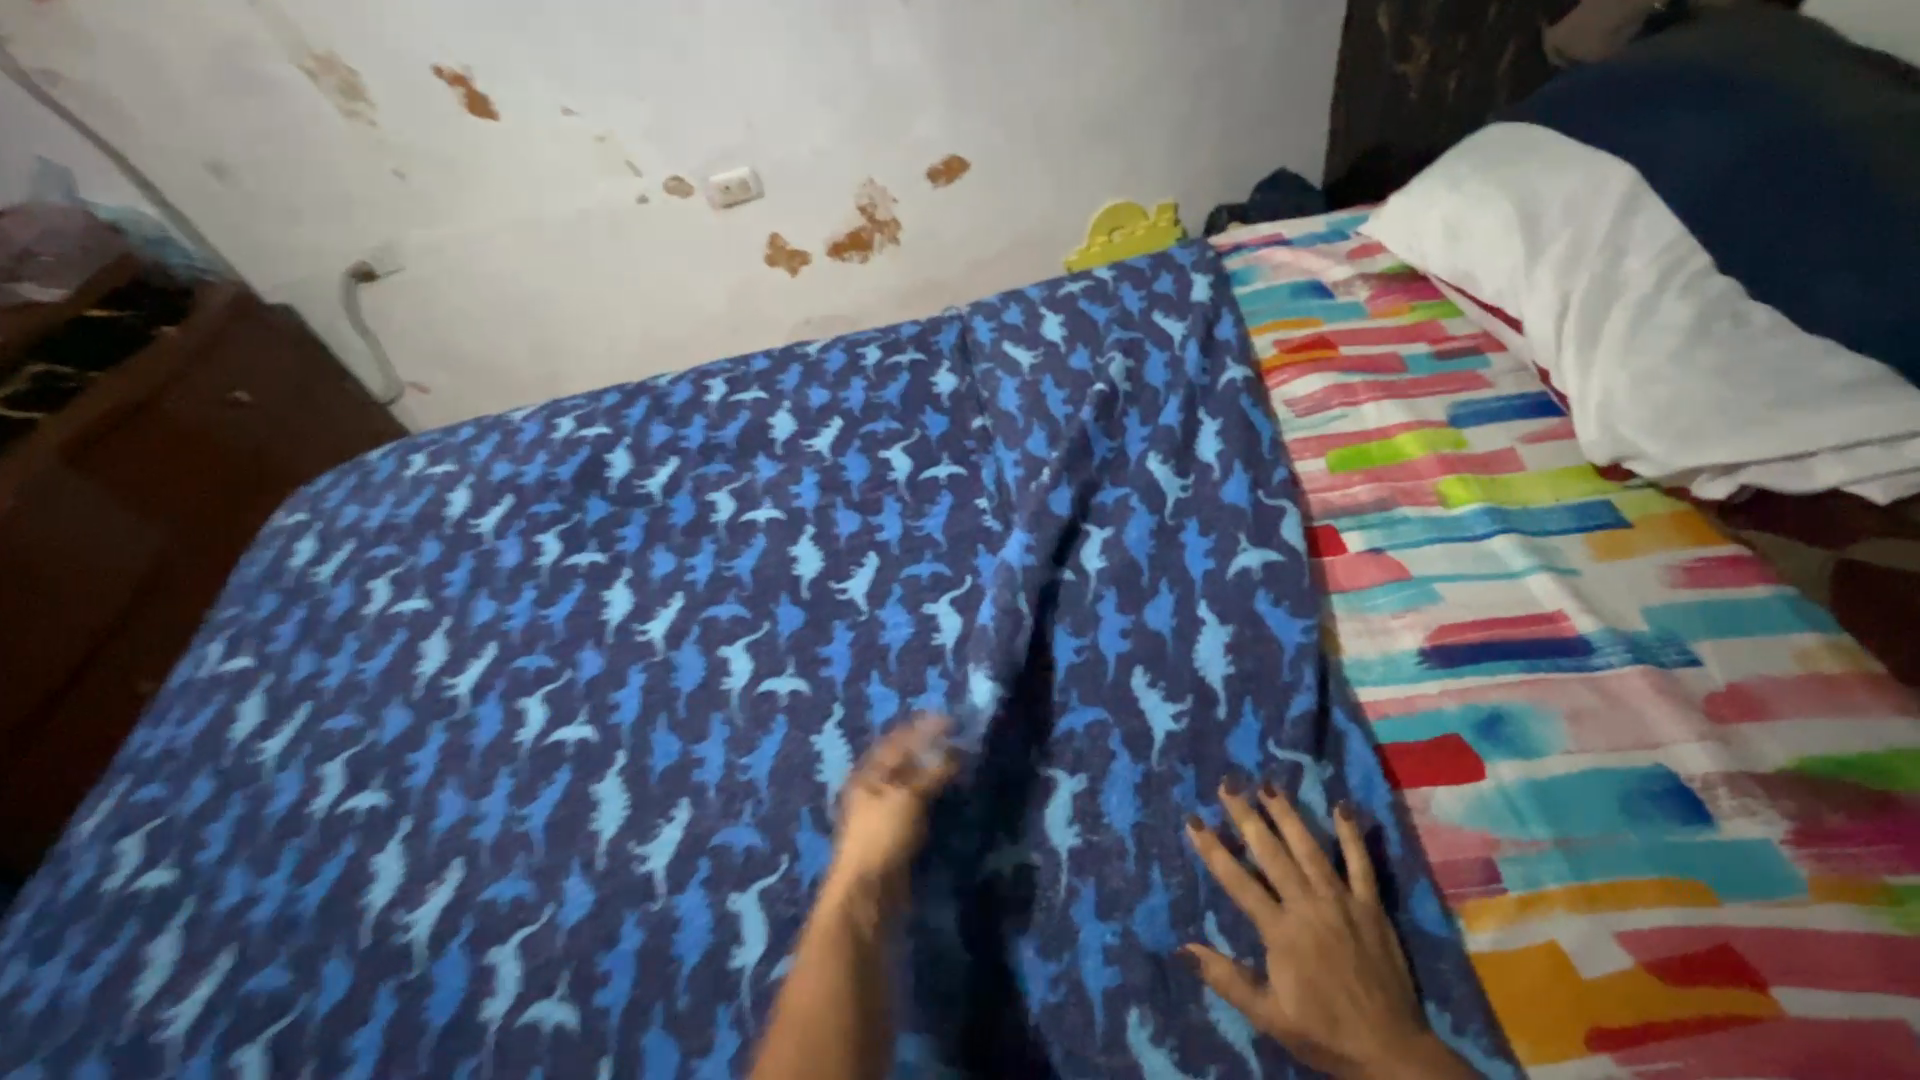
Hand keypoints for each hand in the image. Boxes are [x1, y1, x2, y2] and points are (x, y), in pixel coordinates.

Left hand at [824, 713, 957, 915]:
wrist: (868, 891)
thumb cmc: (882, 837)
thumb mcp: (908, 797)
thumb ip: (932, 773)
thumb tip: (955, 754)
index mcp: (867, 774)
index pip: (896, 741)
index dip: (920, 728)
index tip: (948, 719)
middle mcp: (872, 790)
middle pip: (904, 762)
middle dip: (930, 750)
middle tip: (959, 741)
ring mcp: (882, 814)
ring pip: (912, 785)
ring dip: (934, 774)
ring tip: (960, 765)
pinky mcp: (894, 836)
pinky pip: (918, 807)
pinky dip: (934, 798)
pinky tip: (951, 796)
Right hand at [1183, 780, 1474, 1079]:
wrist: (1391, 1051)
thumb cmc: (1324, 1033)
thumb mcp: (1268, 1015)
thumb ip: (1226, 978)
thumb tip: (1183, 949)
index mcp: (1280, 931)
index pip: (1238, 881)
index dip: (1213, 849)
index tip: (1194, 820)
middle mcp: (1309, 906)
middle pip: (1271, 853)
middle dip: (1247, 817)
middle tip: (1228, 785)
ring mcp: (1343, 902)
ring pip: (1310, 849)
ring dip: (1288, 815)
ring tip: (1268, 785)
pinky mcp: (1372, 907)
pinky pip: (1361, 864)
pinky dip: (1352, 835)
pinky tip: (1343, 807)